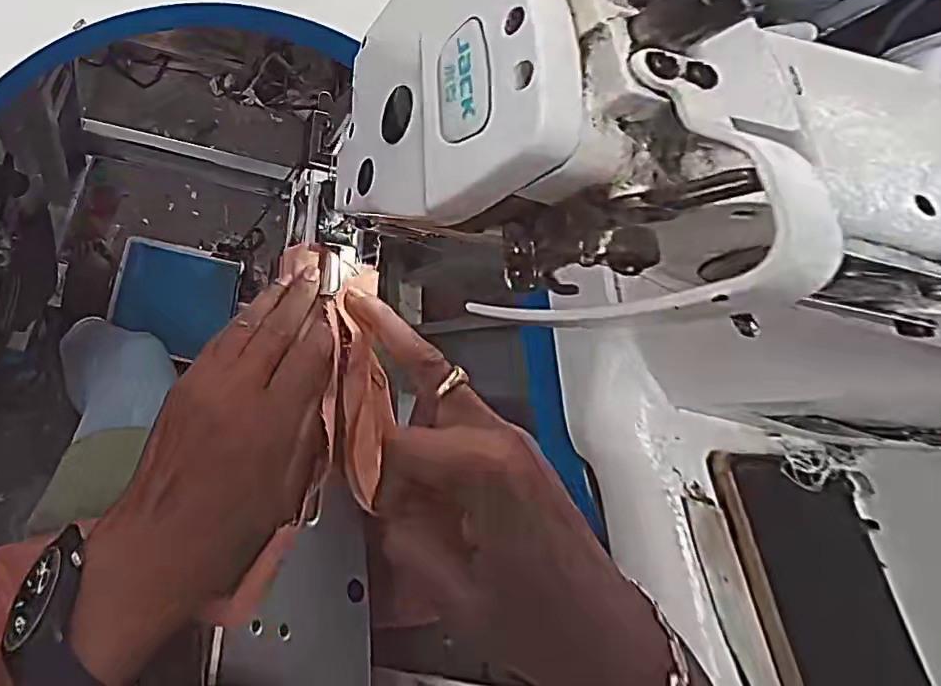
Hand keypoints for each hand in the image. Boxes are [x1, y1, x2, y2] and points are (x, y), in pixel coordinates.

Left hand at [70, 268, 334, 684]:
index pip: (309, 357)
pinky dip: (240, 318)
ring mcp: (208, 382)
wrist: (157, 539)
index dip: (325, 330)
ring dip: (270, 299)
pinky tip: (253, 307)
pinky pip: (219, 339)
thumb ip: (307, 431)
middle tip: (315, 274)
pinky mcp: (185, 383)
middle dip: (300, 299)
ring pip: (246, 326)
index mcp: (273, 422)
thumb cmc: (229, 528)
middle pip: (278, 331)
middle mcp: (240, 392)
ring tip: (289, 277)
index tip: (336, 312)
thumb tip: (320, 388)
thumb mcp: (286, 488)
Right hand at [348, 287, 691, 685]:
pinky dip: (424, 395)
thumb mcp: (453, 593)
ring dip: (405, 356)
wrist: (607, 637)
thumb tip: (371, 498)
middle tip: (356, 303)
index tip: (333, 444)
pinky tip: (400, 392)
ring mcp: (509, 440)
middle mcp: (499, 439)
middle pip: (429, 374)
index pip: (395, 442)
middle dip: (387, 335)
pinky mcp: (511, 451)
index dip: (358, 449)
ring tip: (370, 324)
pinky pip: (459, 410)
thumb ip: (400, 535)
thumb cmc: (546, 622)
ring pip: (445, 383)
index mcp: (483, 468)